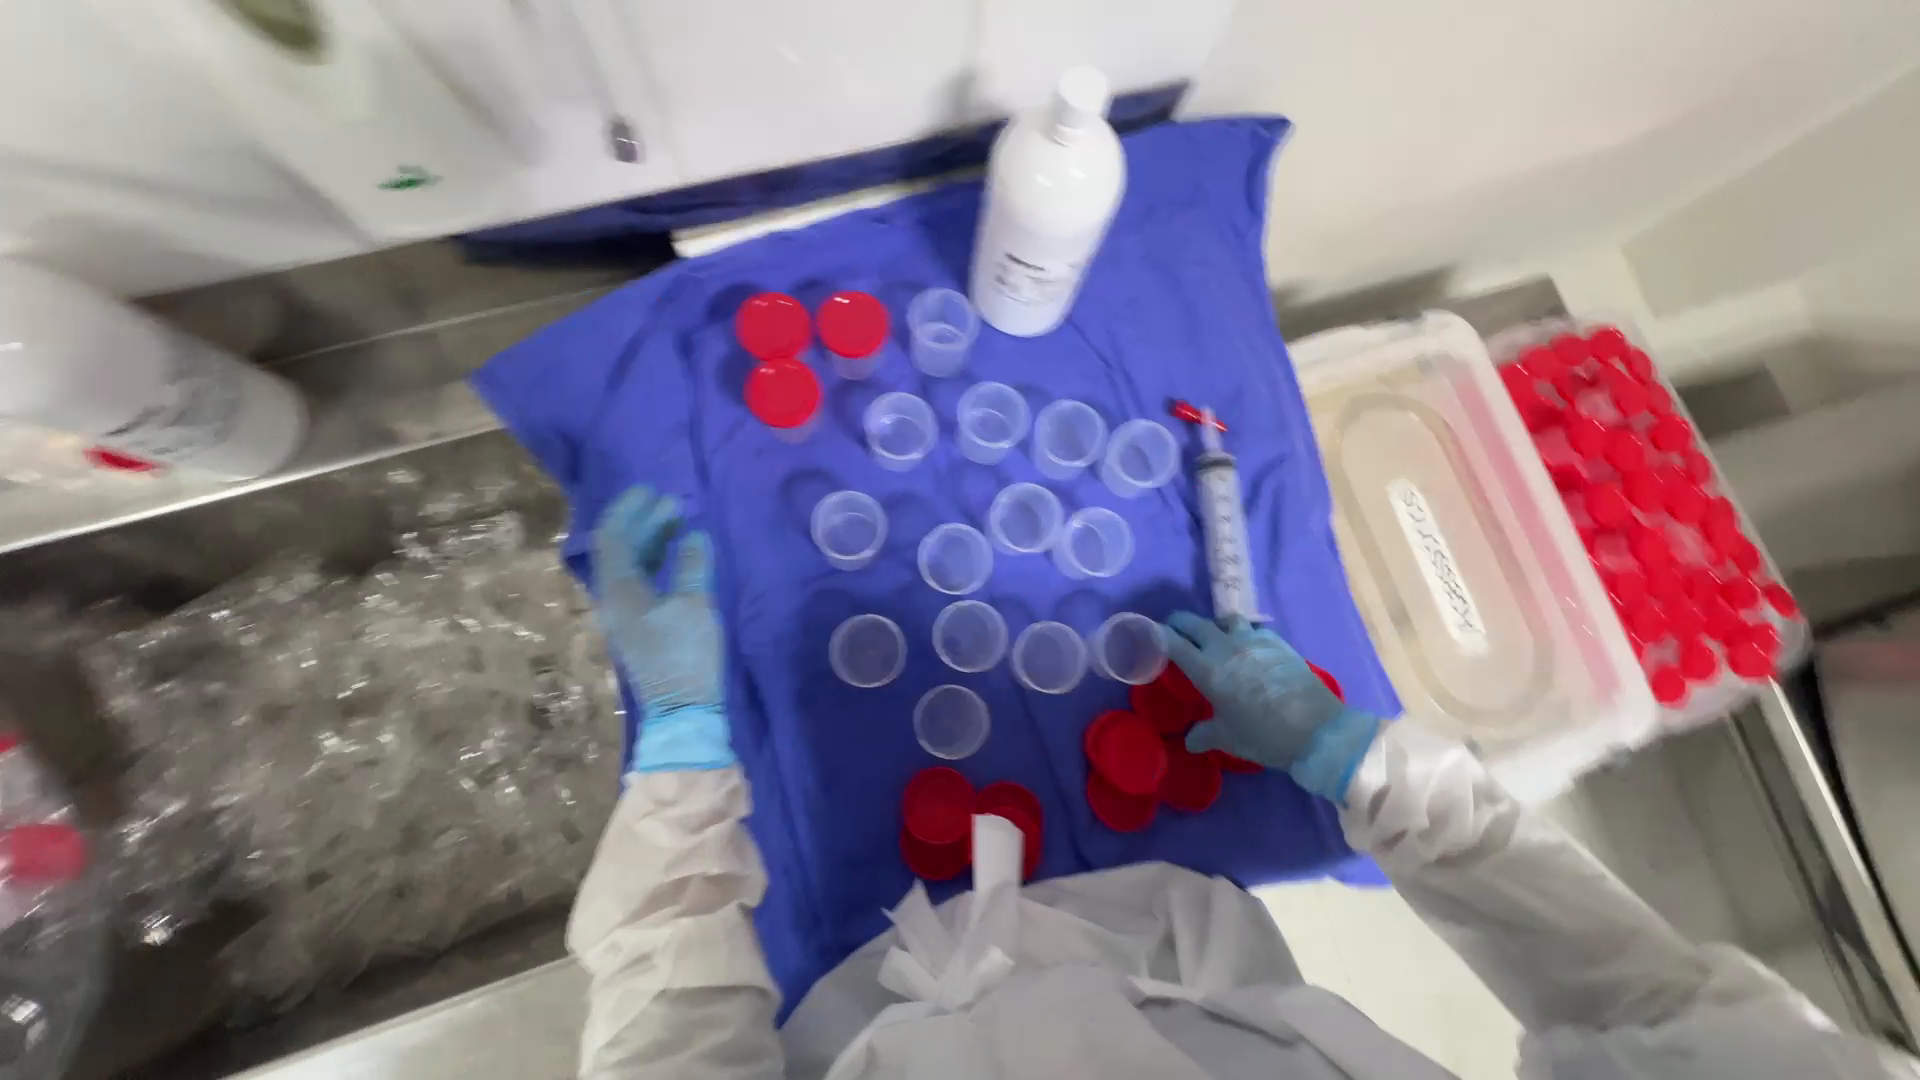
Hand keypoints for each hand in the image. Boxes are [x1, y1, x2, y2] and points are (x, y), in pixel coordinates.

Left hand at [593, 484, 732, 772]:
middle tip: (671, 502)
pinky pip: (641, 581)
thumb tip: (695, 534)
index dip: (629, 511)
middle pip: (620, 550)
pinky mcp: (640, 626)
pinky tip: (676, 555)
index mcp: (619, 591)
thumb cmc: (687, 655)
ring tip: (677, 521)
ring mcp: (625, 615)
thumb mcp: (695, 604)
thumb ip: (693, 564)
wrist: (684, 710)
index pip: (614, 538)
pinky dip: (656, 561)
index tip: (650, 489)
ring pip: (631, 566)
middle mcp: (613, 599)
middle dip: (643, 522)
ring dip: (651, 540)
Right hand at [1162, 612, 1379, 801]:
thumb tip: (1190, 740)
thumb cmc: (1264, 735)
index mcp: (1207, 670)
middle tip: (1174, 629)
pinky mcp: (1278, 642)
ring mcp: (1253, 641)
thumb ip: (1205, 734)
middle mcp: (1226, 648)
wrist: (1318, 730)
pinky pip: (1254, 630)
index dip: (1157, 635)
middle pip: (1195, 623)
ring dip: (1215, 625)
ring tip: (1215, 638)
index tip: (1148, 633)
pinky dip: (1245, 634)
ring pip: (1226, 620)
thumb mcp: (1229, 738)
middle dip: (1180, 623)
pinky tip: (1250, 648)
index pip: (1173, 643)